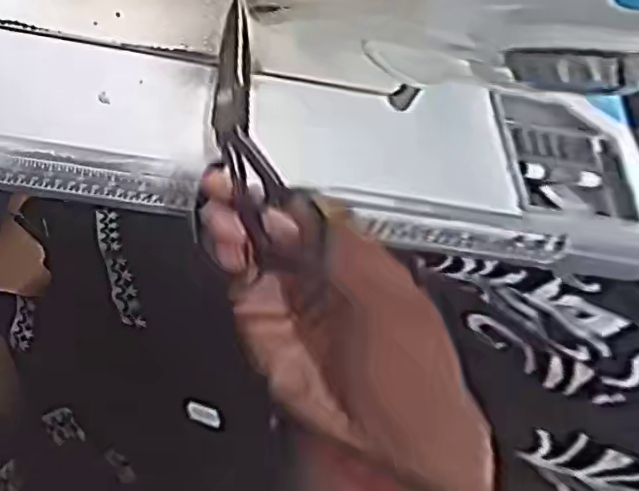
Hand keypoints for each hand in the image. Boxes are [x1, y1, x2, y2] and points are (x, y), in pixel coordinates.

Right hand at [199, 171, 491, 490]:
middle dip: (246, 199)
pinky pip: (227, 268)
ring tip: (221, 215)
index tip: (267, 186)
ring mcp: (283, 292)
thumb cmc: (419, 396)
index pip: (313, 214)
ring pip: (244, 239)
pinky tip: (222, 242)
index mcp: (361, 267)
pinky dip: (219, 249)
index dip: (286, 197)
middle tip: (227, 185)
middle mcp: (318, 274)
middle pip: (270, 220)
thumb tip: (295, 211)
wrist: (385, 452)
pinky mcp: (252, 309)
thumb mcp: (398, 312)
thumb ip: (344, 254)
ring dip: (228, 220)